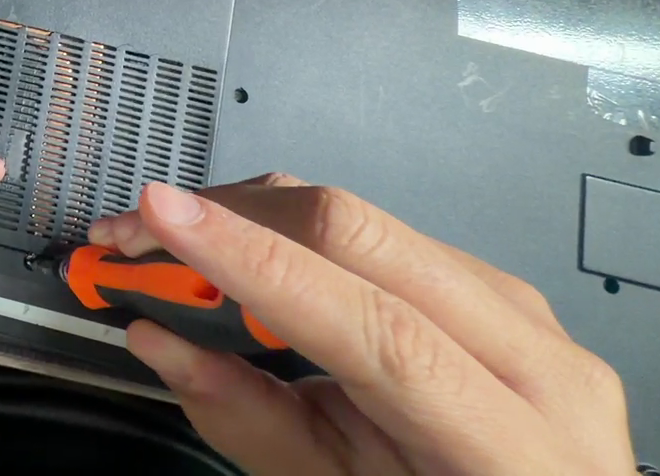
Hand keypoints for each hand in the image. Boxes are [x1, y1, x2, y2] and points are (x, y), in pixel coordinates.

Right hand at [93, 175, 636, 475]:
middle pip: (352, 234)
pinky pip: (356, 222)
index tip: (155, 213)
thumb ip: (247, 421)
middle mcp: (531, 351)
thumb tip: (149, 335)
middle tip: (128, 234)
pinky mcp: (473, 272)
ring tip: (164, 240)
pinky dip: (272, 221)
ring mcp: (509, 300)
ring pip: (346, 212)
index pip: (375, 328)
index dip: (252, 260)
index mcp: (515, 446)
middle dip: (223, 217)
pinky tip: (231, 245)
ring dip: (237, 213)